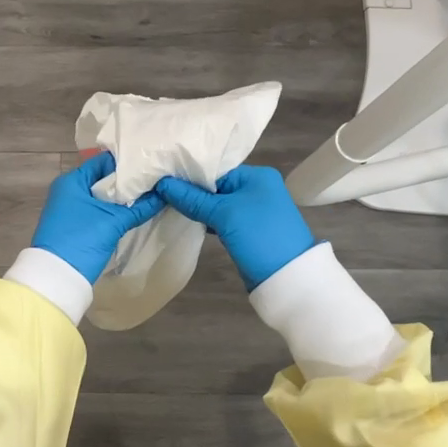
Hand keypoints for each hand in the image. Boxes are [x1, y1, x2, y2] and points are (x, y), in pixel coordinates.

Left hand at [31, 152, 166, 283]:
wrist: (58, 275)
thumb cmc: (82, 240)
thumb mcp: (113, 222)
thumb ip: (140, 207)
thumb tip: (165, 194)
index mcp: (72, 180)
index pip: (103, 161)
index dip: (126, 161)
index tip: (150, 162)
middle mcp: (69, 189)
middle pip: (103, 178)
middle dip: (127, 180)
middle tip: (155, 178)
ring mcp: (71, 207)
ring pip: (101, 195)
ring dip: (121, 196)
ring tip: (151, 192)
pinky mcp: (76, 223)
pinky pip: (98, 209)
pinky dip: (113, 208)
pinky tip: (134, 209)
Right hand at [154, 165, 315, 289]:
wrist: (286, 277)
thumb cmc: (259, 236)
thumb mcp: (224, 214)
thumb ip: (192, 199)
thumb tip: (162, 183)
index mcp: (256, 176)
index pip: (216, 169)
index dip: (190, 174)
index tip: (163, 178)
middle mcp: (256, 188)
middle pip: (215, 185)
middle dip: (191, 191)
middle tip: (160, 192)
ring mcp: (253, 209)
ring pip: (216, 203)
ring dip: (196, 206)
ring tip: (167, 204)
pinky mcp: (247, 228)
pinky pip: (221, 218)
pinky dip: (206, 219)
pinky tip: (186, 220)